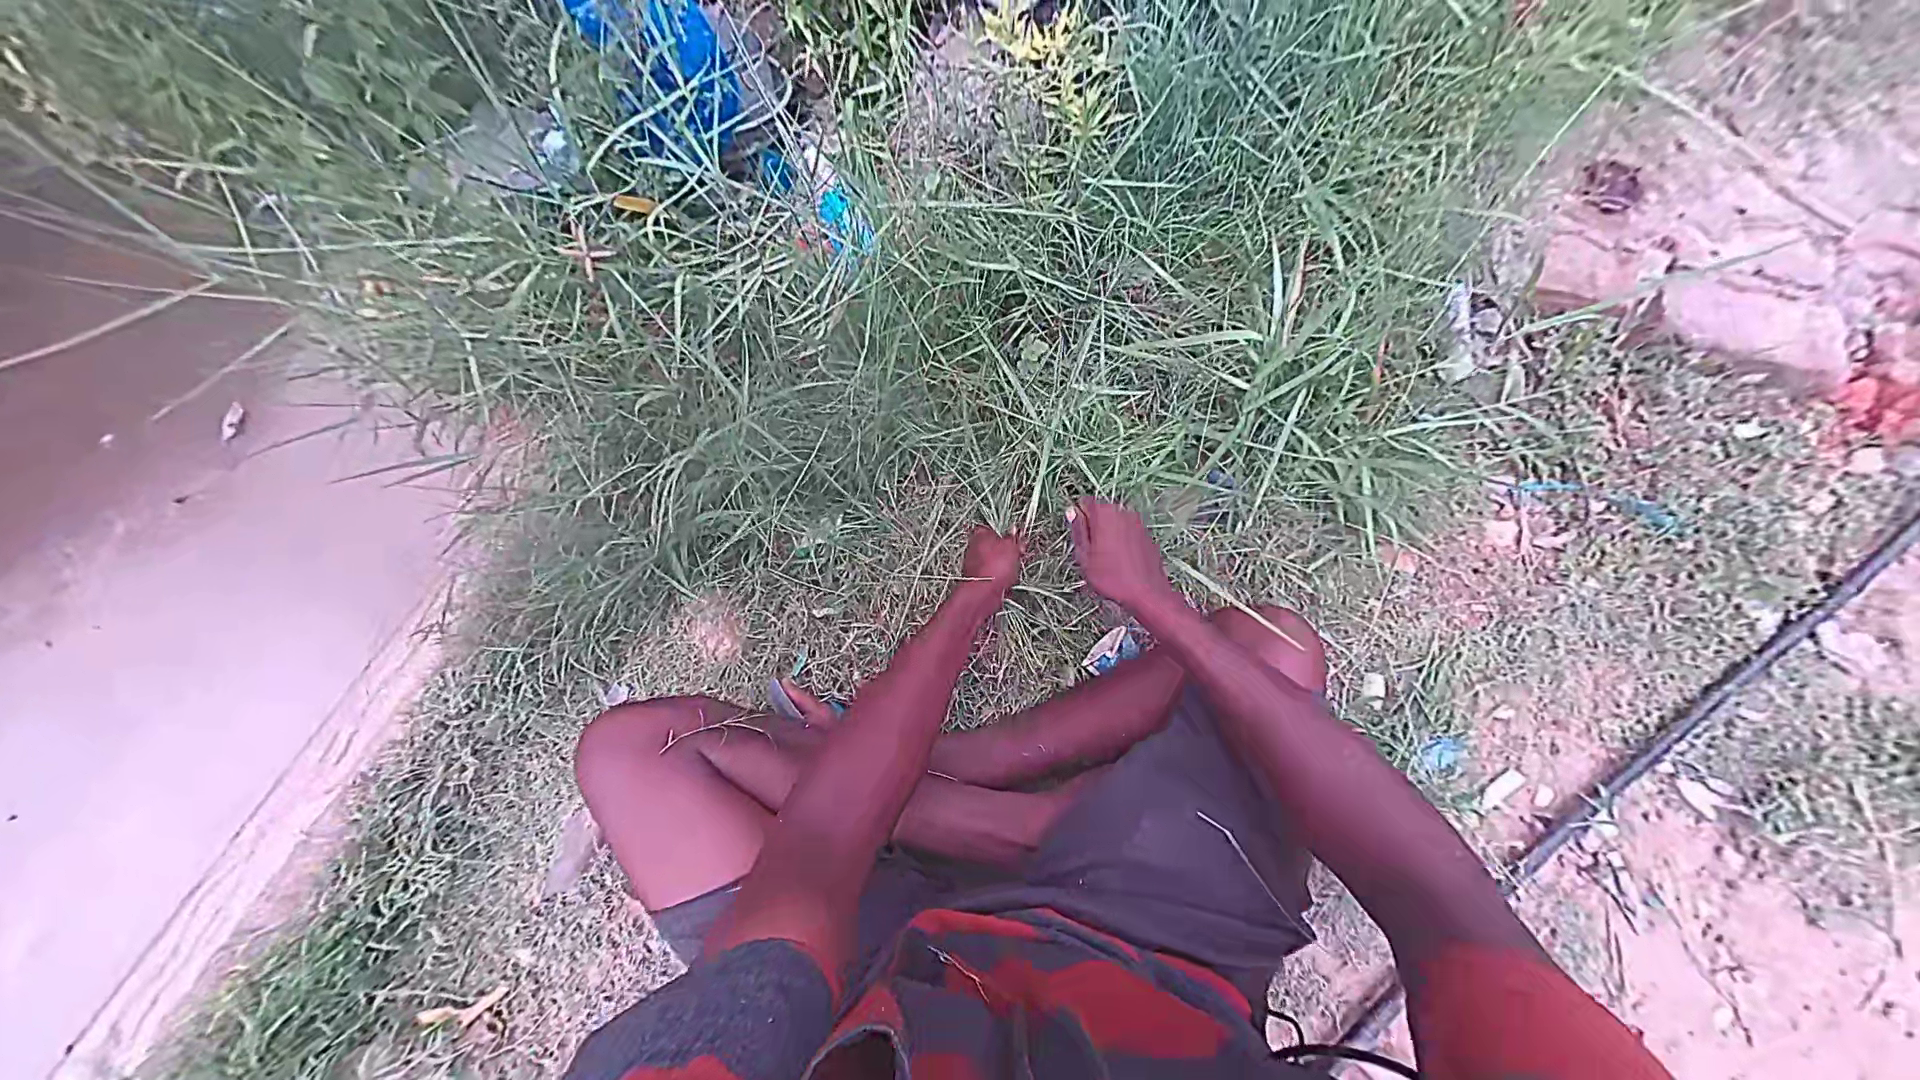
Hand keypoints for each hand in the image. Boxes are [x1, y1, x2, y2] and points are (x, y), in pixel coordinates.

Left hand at [961, 525, 1024, 589]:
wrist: (984, 591)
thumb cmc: (993, 566)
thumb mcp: (1012, 546)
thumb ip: (1014, 539)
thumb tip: (1015, 535)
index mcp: (980, 534)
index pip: (993, 529)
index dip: (1007, 535)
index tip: (1016, 540)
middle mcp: (973, 548)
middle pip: (994, 546)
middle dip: (1006, 552)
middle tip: (1016, 555)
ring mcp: (973, 564)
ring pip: (994, 562)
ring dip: (1004, 566)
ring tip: (1012, 571)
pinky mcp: (977, 579)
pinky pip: (993, 576)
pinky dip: (1000, 578)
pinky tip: (1006, 582)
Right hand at [1067, 497, 1175, 610]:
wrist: (1147, 593)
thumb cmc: (1112, 577)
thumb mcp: (1085, 556)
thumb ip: (1078, 530)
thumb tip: (1072, 512)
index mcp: (1105, 513)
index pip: (1085, 502)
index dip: (1079, 519)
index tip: (1080, 538)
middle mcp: (1123, 512)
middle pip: (1101, 511)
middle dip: (1094, 526)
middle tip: (1091, 551)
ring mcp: (1137, 522)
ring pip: (1114, 522)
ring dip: (1108, 533)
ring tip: (1106, 558)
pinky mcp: (1146, 534)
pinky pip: (1127, 531)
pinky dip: (1121, 540)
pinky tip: (1120, 560)